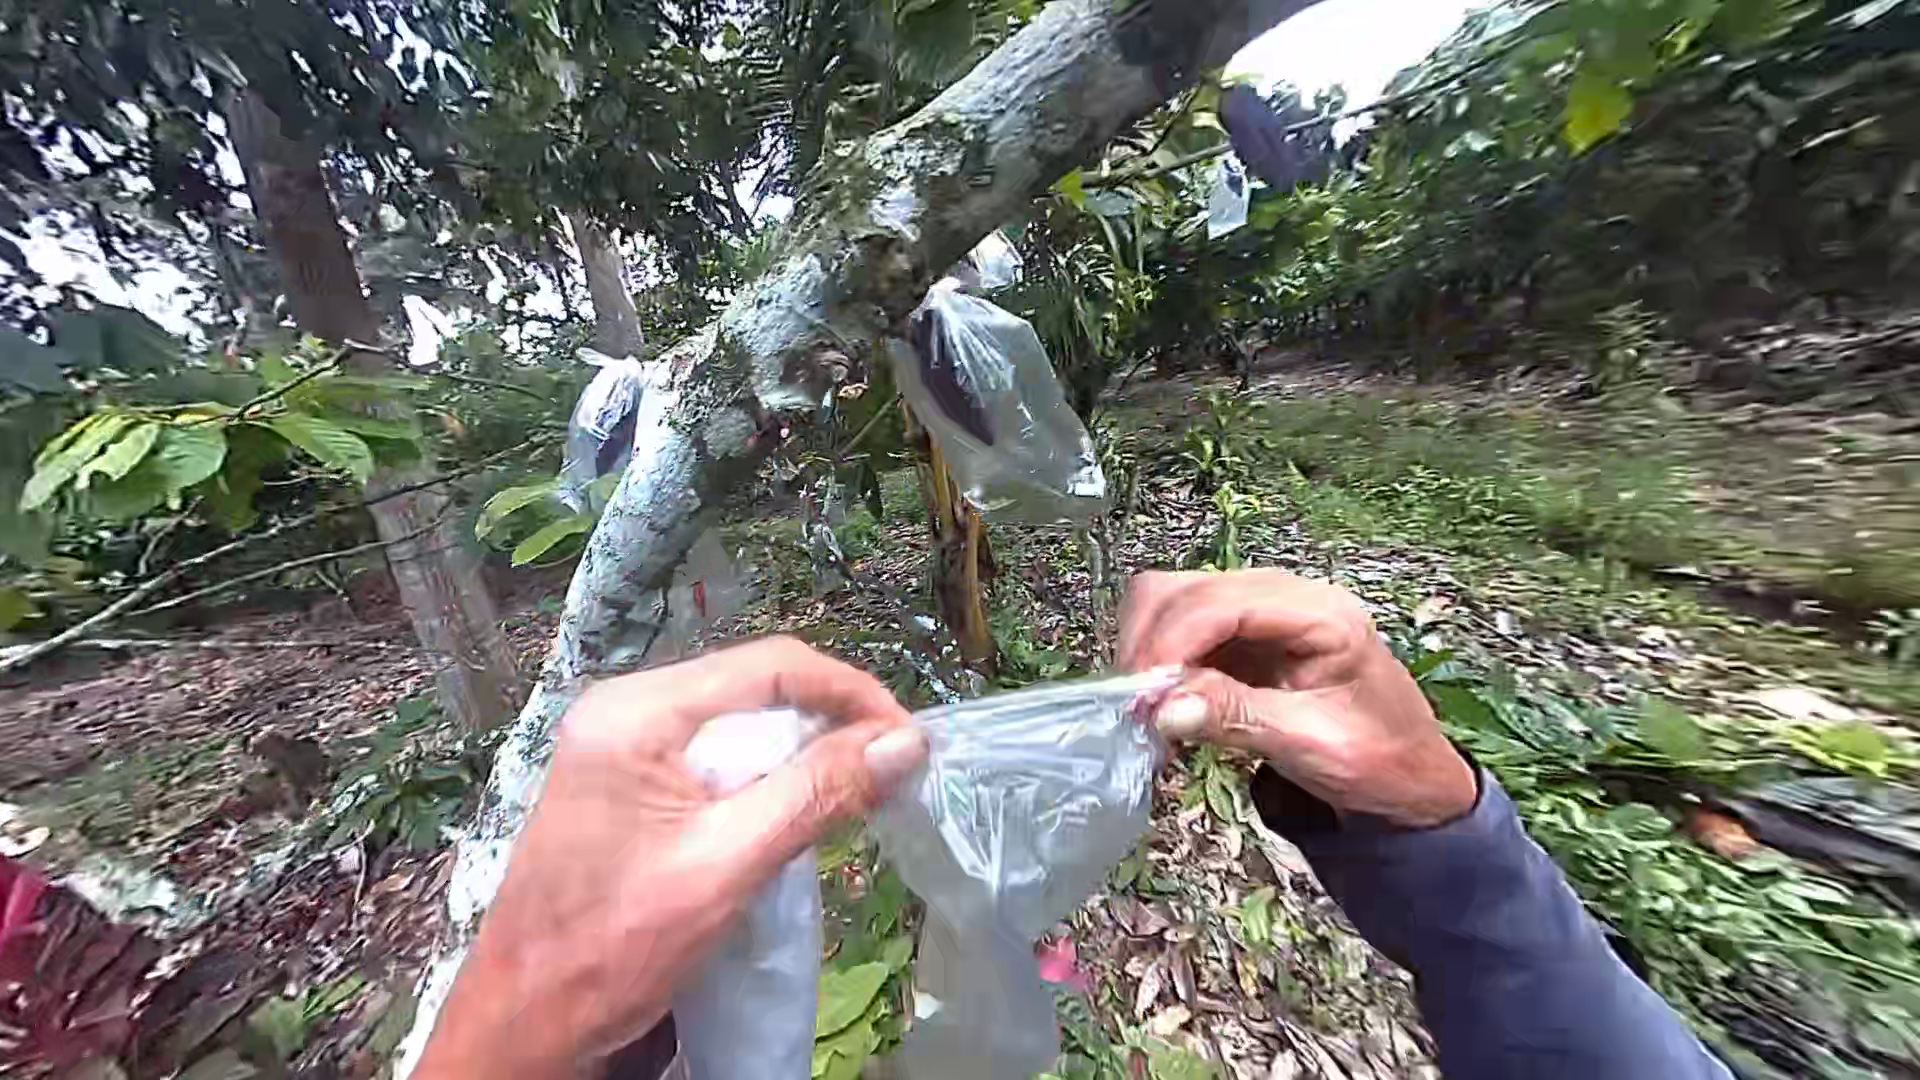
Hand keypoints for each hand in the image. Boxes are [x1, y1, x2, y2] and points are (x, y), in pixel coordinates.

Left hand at [415, 637, 927, 1079]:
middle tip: (889, 753)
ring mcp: (631, 727)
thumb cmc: (610, 953)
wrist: (517, 1031)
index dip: (848, 689)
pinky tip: (805, 783)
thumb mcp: (725, 867)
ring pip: (748, 704)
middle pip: (760, 677)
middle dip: (833, 709)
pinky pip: (727, 734)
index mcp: (640, 711)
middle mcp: (633, 700)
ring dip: (810, 732)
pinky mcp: (638, 758)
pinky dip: (777, 754)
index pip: (771, 665)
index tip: (902, 732)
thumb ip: (817, 794)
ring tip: (860, 768)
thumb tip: (905, 743)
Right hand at [1118, 570, 1474, 828]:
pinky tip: (1161, 697)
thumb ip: (1238, 718)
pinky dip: (1153, 657)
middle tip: (1138, 704)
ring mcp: (1252, 605)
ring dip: (1144, 647)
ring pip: (1166, 599)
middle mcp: (1279, 593)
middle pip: (1181, 589)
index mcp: (1318, 612)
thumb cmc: (1378, 760)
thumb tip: (1162, 710)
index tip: (1143, 695)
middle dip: (1148, 643)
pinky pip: (1171, 624)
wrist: (1407, 773)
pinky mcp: (1231, 626)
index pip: (1220, 603)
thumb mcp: (1315, 745)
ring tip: (1147, 703)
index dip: (1171, 641)